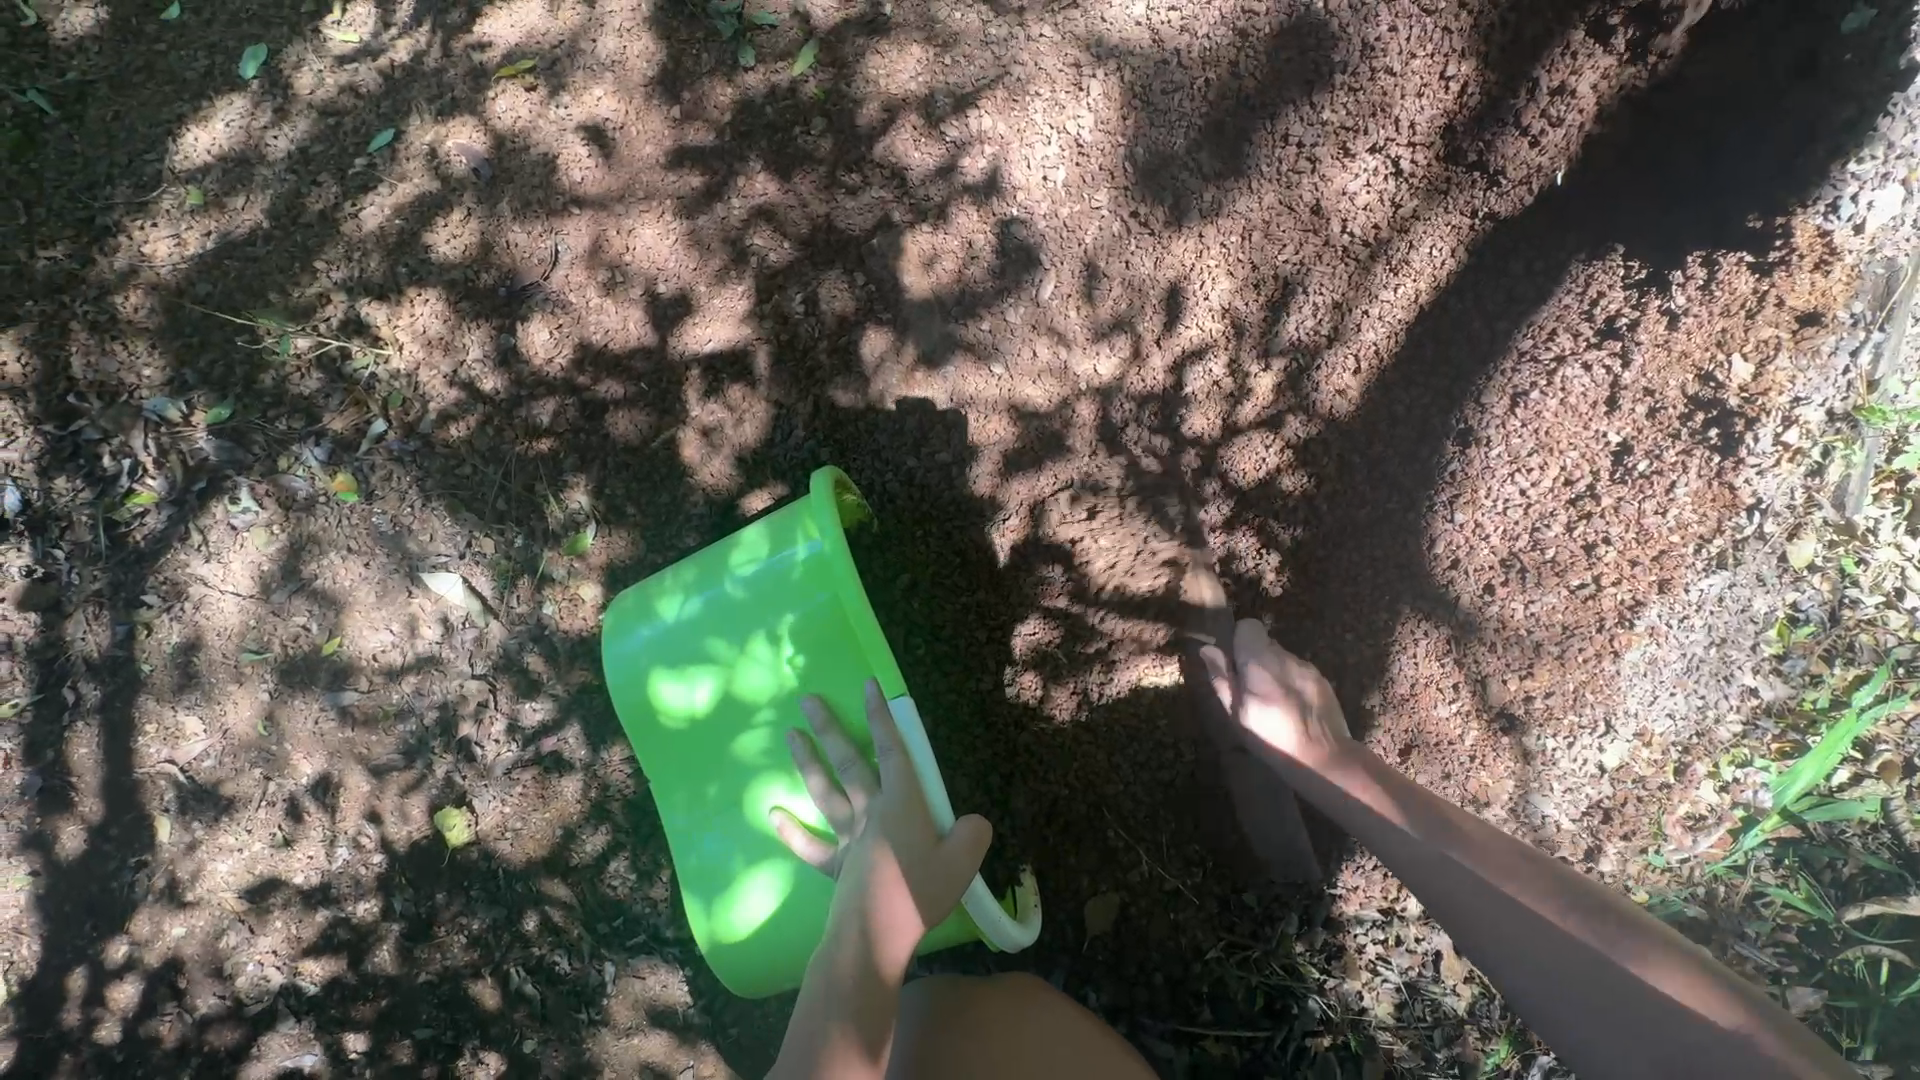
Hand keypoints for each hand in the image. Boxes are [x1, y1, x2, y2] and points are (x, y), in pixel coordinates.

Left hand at [771, 680, 993, 980]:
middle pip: (848, 762)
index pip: (892, 749)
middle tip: (807, 700)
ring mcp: (848, 838)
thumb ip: (973, 833)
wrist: (876, 936)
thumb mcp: (964, 861)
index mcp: (902, 802)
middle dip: (829, 728)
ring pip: (824, 792)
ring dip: (807, 762)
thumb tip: (972, 823)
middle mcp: (870, 811)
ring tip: (790, 736)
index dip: (882, 716)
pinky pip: (811, 846)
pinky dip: (791, 832)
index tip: (869, 685)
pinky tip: (772, 815)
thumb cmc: (920, 893)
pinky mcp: (835, 867)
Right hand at [1199, 619, 1351, 767]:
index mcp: (1259, 661)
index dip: (1238, 640)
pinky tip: (1292, 706)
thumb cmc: (1270, 738)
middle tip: (1250, 688)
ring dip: (1273, 670)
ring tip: (1273, 701)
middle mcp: (1285, 657)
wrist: (1323, 758)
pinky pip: (1299, 671)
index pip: (1248, 626)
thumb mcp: (1235, 713)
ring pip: (1282, 657)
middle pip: (1265, 642)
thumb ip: (1222, 677)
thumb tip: (1207, 649)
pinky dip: (1291, 681)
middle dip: (1255, 657)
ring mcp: (1307, 667)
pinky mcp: (1322, 680)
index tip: (1235, 664)